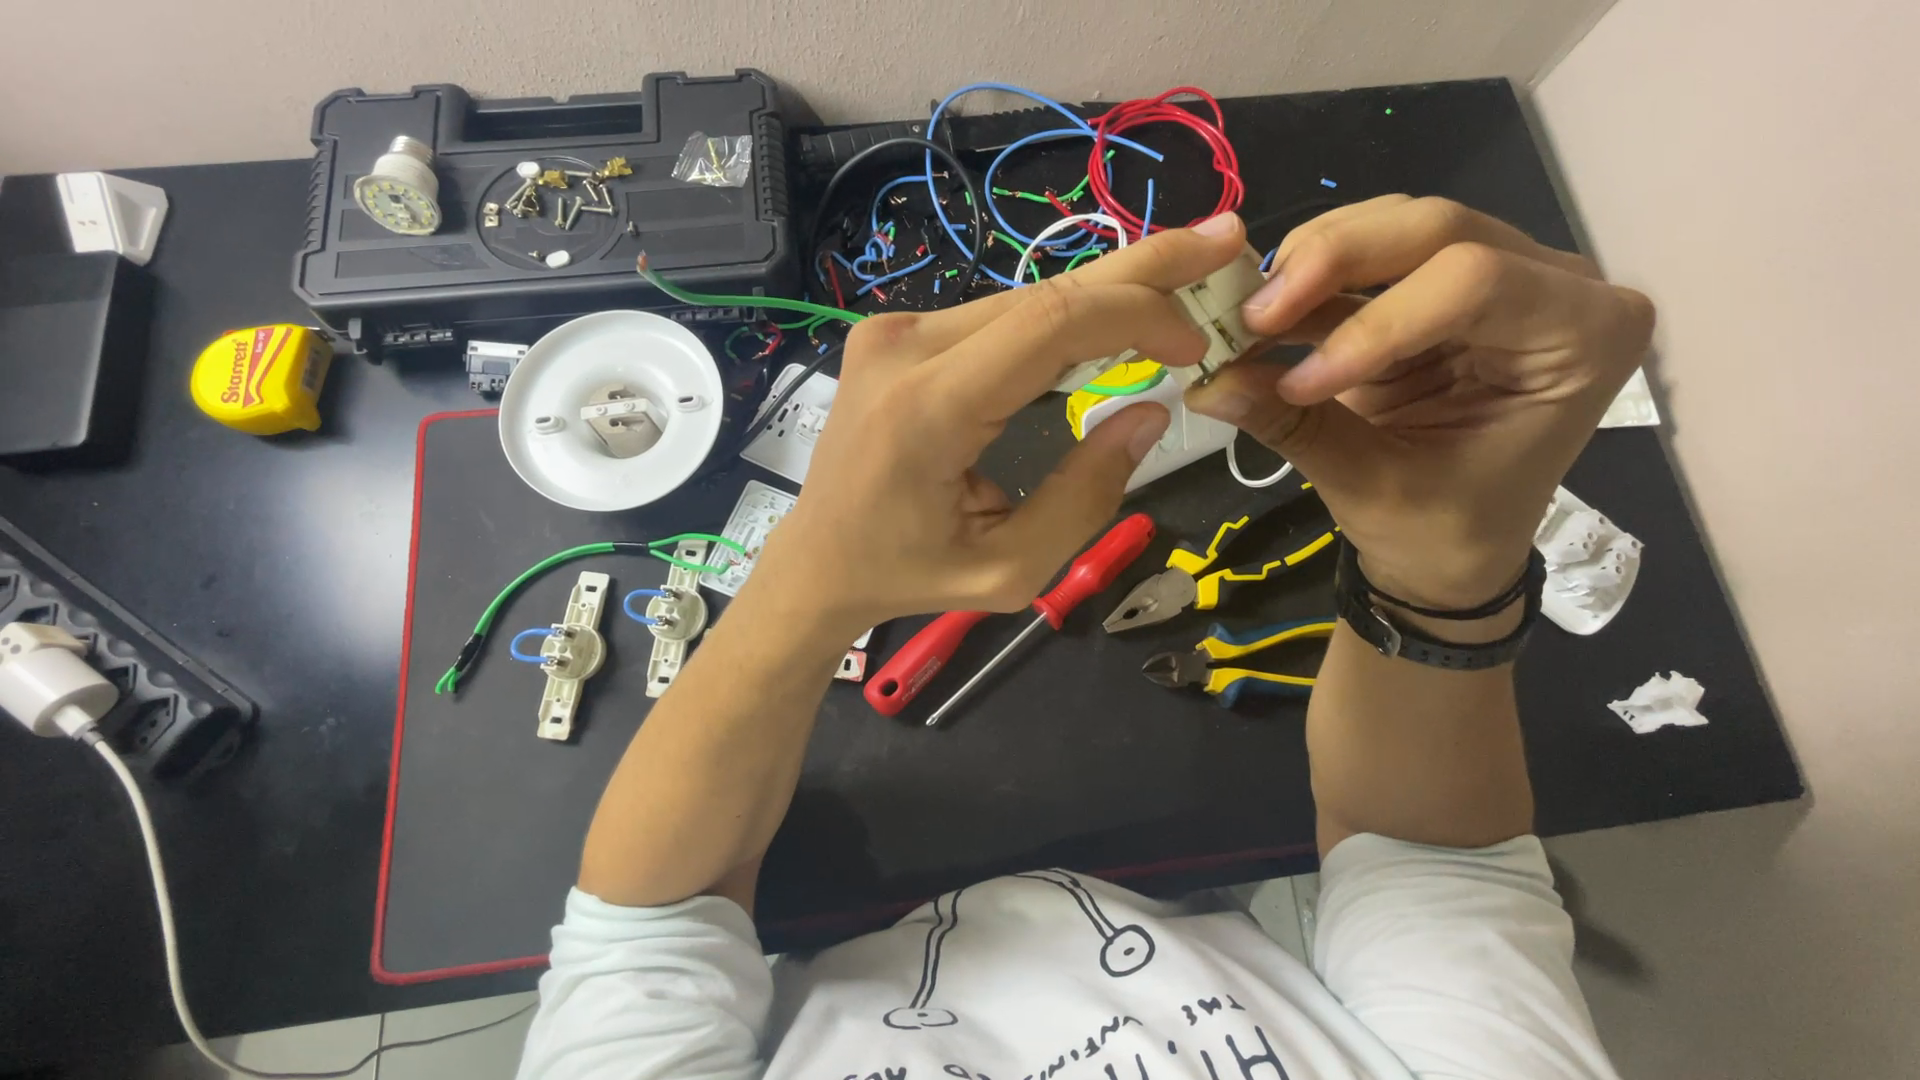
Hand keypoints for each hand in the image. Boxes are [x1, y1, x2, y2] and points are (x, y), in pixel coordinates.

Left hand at [752, 215, 1250, 635]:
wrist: (817, 561)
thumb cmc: (907, 576)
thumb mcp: (1010, 569)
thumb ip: (1084, 497)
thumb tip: (1149, 414)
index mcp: (928, 408)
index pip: (1051, 324)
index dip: (1137, 316)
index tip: (1195, 342)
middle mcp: (904, 347)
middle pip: (1042, 294)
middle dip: (1141, 270)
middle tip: (1222, 238)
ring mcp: (892, 333)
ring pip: (1022, 302)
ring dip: (1104, 296)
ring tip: (1180, 278)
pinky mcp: (895, 335)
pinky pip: (994, 320)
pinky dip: (1059, 319)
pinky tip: (1109, 313)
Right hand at [1186, 195, 1654, 608]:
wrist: (1450, 552)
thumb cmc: (1439, 530)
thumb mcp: (1369, 485)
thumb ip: (1294, 425)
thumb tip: (1205, 383)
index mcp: (1580, 339)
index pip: (1472, 283)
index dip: (1371, 324)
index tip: (1296, 385)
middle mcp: (1557, 285)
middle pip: (1436, 229)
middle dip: (1331, 263)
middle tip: (1250, 312)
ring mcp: (1499, 273)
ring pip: (1398, 225)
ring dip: (1313, 262)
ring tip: (1251, 314)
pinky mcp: (1439, 284)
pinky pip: (1372, 252)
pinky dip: (1310, 277)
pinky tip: (1266, 309)